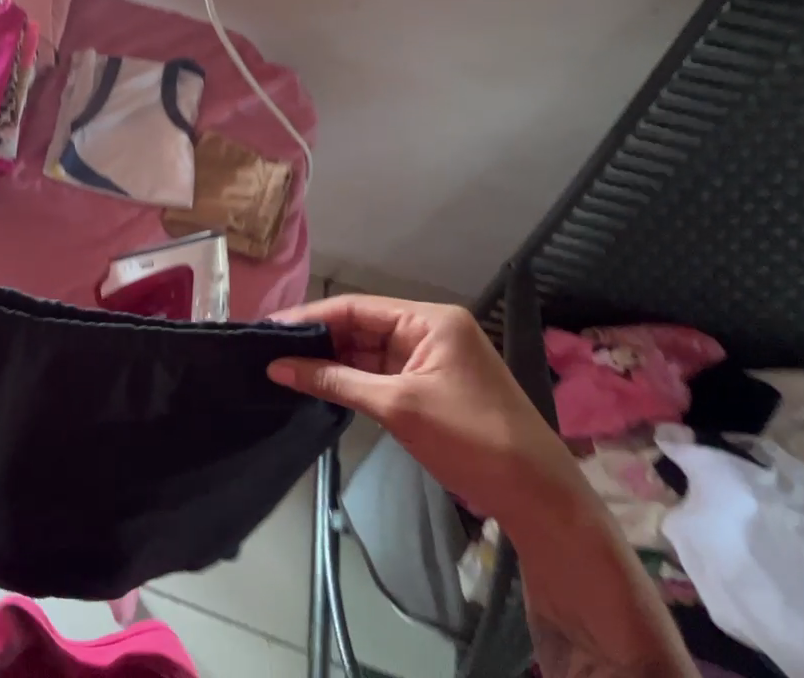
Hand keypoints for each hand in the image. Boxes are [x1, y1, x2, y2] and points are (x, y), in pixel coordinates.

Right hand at [265, 294, 581, 524]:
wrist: (538, 496)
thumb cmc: (471, 438)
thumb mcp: (395, 406)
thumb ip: (333, 380)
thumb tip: (276, 367)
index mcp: (430, 321)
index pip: (353, 308)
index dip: (307, 318)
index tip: (265, 330)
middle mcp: (429, 330)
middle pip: (357, 326)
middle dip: (315, 339)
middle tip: (266, 350)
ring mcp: (429, 359)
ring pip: (364, 350)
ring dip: (328, 360)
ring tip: (280, 365)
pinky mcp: (427, 385)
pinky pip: (376, 371)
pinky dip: (347, 378)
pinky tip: (314, 382)